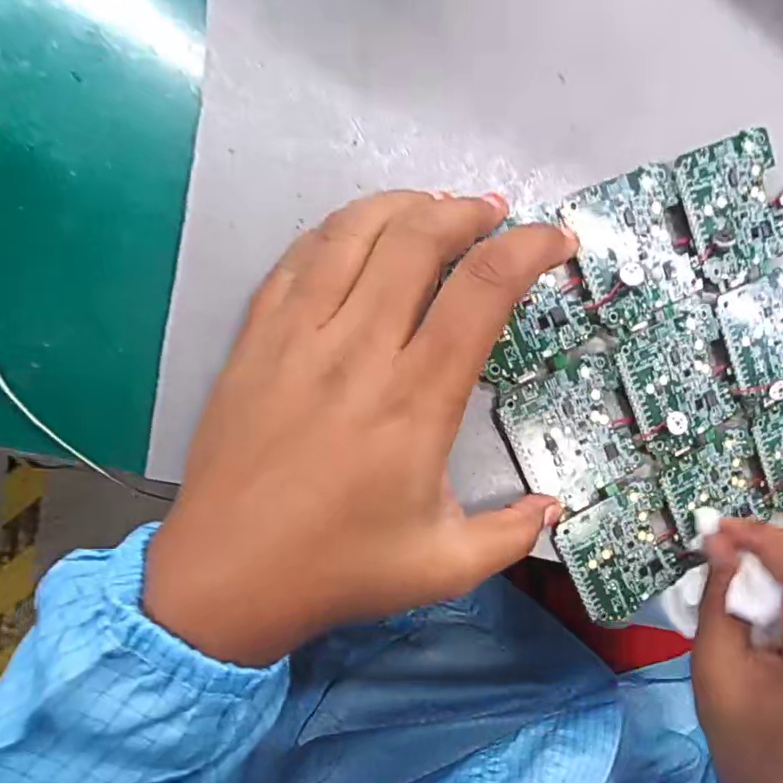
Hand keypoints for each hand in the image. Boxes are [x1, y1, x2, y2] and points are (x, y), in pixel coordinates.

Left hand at [144, 191, 574, 664]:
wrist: (228, 576)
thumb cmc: (338, 571)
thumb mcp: (444, 568)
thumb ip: (510, 536)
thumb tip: (553, 508)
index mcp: (414, 401)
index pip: (481, 291)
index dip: (529, 250)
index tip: (554, 241)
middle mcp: (358, 351)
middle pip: (418, 238)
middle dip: (469, 212)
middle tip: (495, 216)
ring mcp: (297, 339)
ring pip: (353, 232)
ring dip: (404, 206)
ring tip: (434, 209)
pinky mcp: (254, 342)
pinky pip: (297, 259)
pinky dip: (337, 232)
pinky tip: (355, 237)